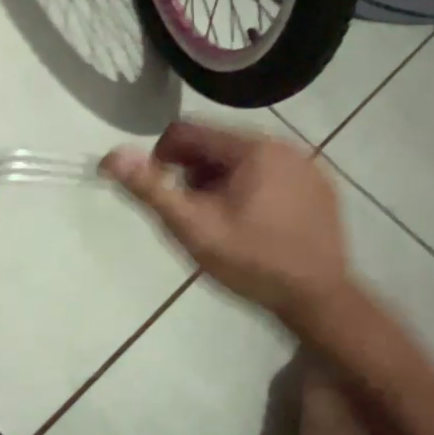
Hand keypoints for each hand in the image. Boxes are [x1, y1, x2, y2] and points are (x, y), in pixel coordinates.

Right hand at [102, 121, 351, 318]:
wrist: (322, 303)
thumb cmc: (251, 262)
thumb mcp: (192, 227)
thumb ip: (150, 188)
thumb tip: (112, 155)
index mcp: (253, 148)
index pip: (185, 131)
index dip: (162, 159)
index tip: (165, 193)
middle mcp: (284, 146)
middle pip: (213, 142)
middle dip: (193, 171)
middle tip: (193, 209)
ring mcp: (307, 166)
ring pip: (240, 156)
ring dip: (219, 178)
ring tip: (221, 217)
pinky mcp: (321, 187)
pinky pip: (269, 170)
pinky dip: (250, 186)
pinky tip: (252, 220)